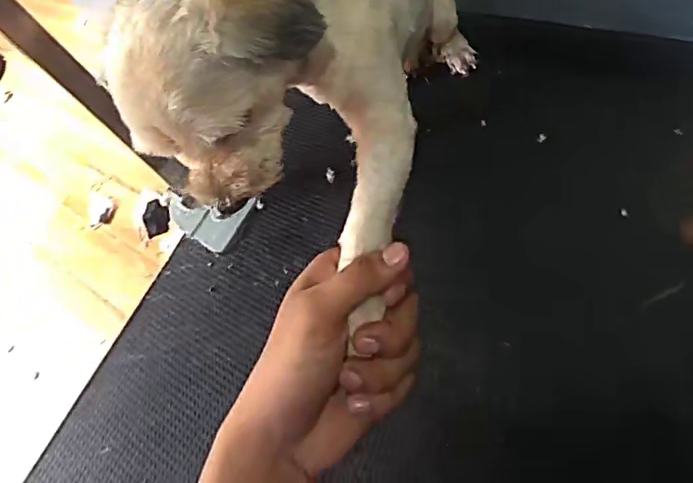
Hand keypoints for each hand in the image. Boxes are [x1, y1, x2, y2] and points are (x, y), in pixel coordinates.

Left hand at [202, 243, 420, 482]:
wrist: (282, 442)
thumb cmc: (288, 368)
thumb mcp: (318, 311)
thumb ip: (361, 277)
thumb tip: (400, 250)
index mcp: (339, 277)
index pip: (385, 255)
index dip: (392, 274)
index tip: (384, 294)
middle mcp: (360, 304)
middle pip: (407, 300)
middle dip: (388, 331)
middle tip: (358, 343)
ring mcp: (373, 342)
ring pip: (410, 340)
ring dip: (379, 369)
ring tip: (346, 378)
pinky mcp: (383, 377)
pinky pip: (407, 375)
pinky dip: (381, 393)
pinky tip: (353, 399)